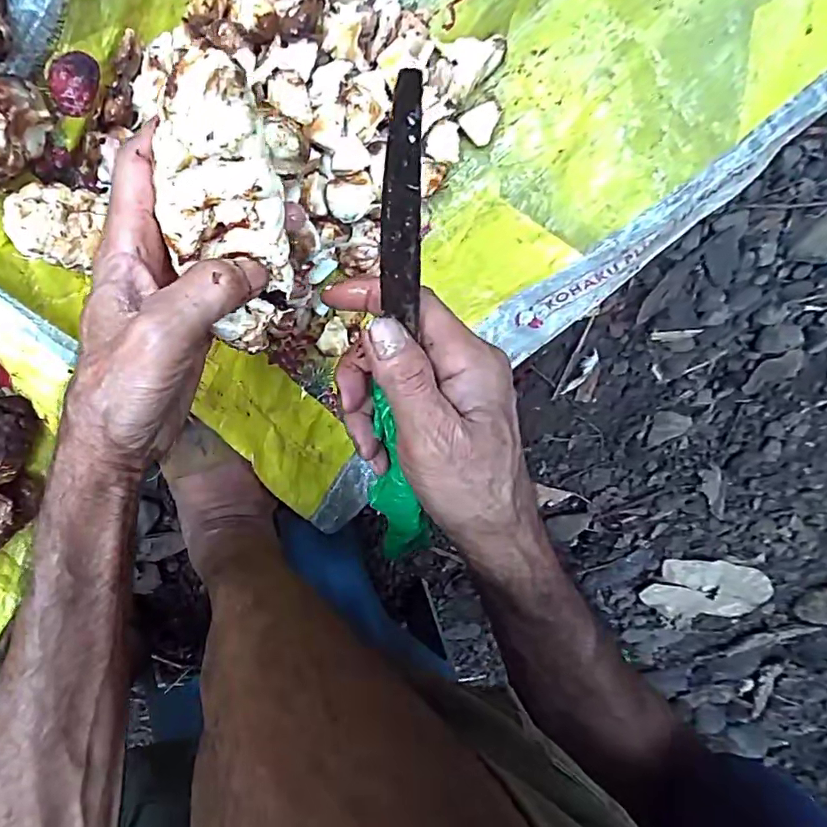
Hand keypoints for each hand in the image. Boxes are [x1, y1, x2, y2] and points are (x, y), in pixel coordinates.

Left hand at [63, 125, 268, 476]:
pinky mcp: (194, 317)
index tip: (203, 100)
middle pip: (182, 196)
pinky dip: (250, 265)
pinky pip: (225, 277)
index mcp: (124, 252)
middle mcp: (147, 261)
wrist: (120, 442)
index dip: (164, 128)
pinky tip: (276, 259)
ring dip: (241, 219)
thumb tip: (254, 262)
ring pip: (209, 236)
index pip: (138, 170)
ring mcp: (173, 289)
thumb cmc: (118, 388)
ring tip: (282, 202)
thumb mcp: (159, 332)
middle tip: (264, 150)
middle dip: (218, 169)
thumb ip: (205, 290)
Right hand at [322, 280, 544, 565]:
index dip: (373, 295)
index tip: (335, 297)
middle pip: (394, 340)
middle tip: (354, 412)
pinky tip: (382, 449)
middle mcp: (462, 363)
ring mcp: (453, 384)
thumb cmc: (469, 489)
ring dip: (367, 406)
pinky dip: (379, 420)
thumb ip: (403, 376)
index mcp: (468, 360)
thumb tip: (379, 324)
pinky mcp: (443, 404)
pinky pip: (397, 395)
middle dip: (363, 376)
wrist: (492, 531)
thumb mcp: (428, 433)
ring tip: (371, 445)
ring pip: (388, 370)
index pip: (417, 303)